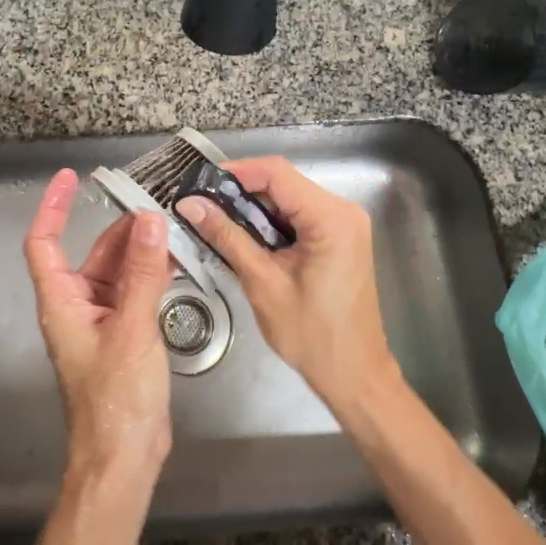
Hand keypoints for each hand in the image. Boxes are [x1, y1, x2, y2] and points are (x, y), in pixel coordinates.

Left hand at [24, 169, 174, 500]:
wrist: (123, 457)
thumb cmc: (116, 398)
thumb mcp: (132, 329)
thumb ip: (142, 273)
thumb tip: (150, 220)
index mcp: (62, 302)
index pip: (44, 243)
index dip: (52, 208)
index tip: (69, 178)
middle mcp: (77, 307)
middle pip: (93, 254)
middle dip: (120, 230)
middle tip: (154, 205)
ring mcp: (100, 323)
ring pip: (117, 273)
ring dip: (140, 252)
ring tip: (170, 228)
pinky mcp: (122, 337)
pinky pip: (133, 294)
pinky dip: (150, 276)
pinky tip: (174, 263)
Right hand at [175, 157, 395, 400]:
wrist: (354, 374)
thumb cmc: (311, 334)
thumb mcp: (262, 283)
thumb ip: (227, 237)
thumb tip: (191, 205)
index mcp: (331, 218)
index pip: (277, 173)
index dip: (236, 172)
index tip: (201, 183)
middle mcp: (344, 210)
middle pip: (284, 183)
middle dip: (241, 192)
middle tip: (202, 205)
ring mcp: (345, 223)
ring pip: (289, 198)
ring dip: (254, 208)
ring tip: (216, 220)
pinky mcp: (341, 236)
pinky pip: (300, 215)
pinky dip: (272, 222)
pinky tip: (246, 236)